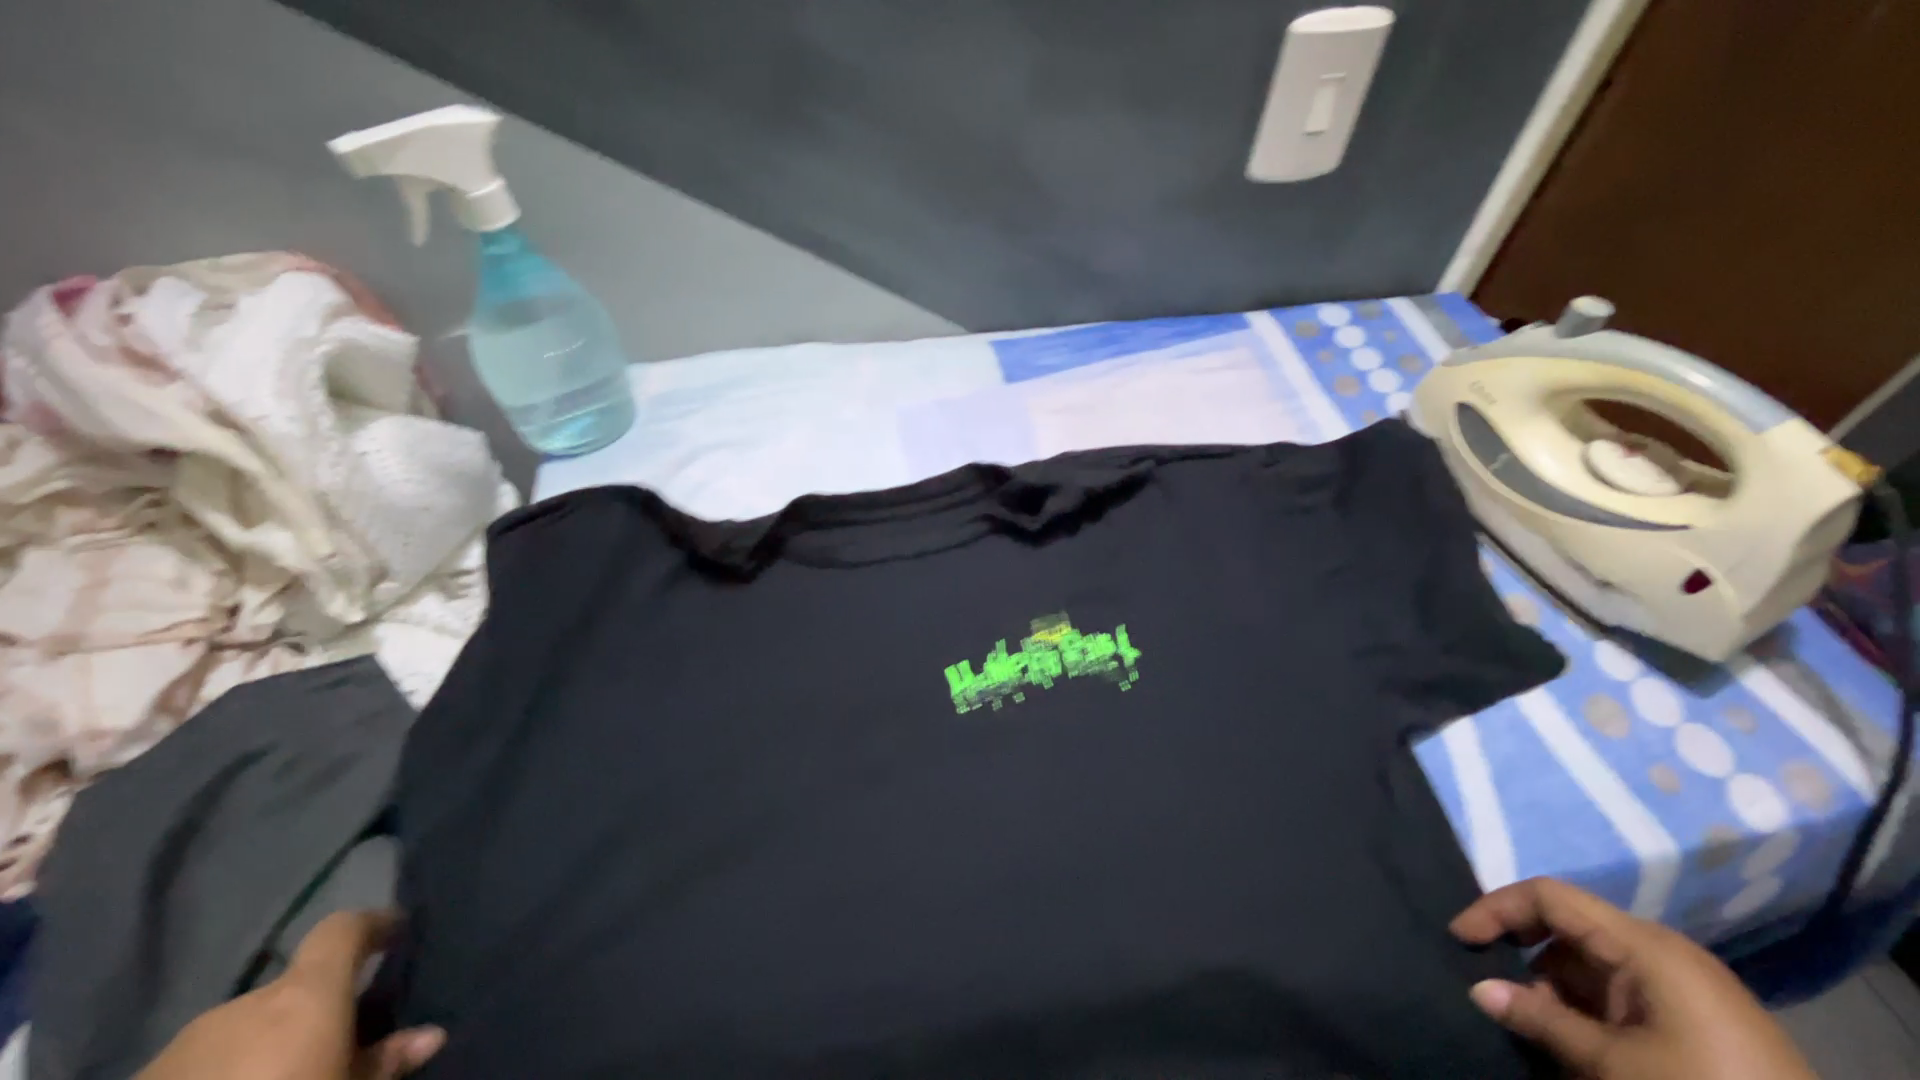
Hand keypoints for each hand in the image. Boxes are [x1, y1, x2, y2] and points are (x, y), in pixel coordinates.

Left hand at [136, 911, 443, 1079]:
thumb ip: (384, 1061)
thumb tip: (432, 1033)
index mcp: (303, 994)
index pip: (342, 928)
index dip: (372, 924)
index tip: (395, 931)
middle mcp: (247, 1000)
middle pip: (295, 985)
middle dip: (318, 1006)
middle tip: (340, 1039)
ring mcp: (188, 1038)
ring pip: (247, 1025)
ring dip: (269, 1042)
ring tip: (285, 1074)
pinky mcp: (145, 1074)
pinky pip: (205, 1059)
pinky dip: (228, 1070)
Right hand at [1450, 878, 1814, 1079]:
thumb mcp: (1611, 1063)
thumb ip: (1541, 1020)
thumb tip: (1479, 990)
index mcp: (1643, 944)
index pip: (1550, 896)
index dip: (1497, 908)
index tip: (1460, 939)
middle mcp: (1659, 950)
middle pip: (1568, 926)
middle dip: (1523, 953)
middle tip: (1493, 989)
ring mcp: (1679, 983)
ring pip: (1591, 964)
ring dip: (1553, 988)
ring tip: (1536, 1031)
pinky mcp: (1693, 1015)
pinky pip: (1620, 992)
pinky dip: (1586, 1008)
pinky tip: (1574, 1043)